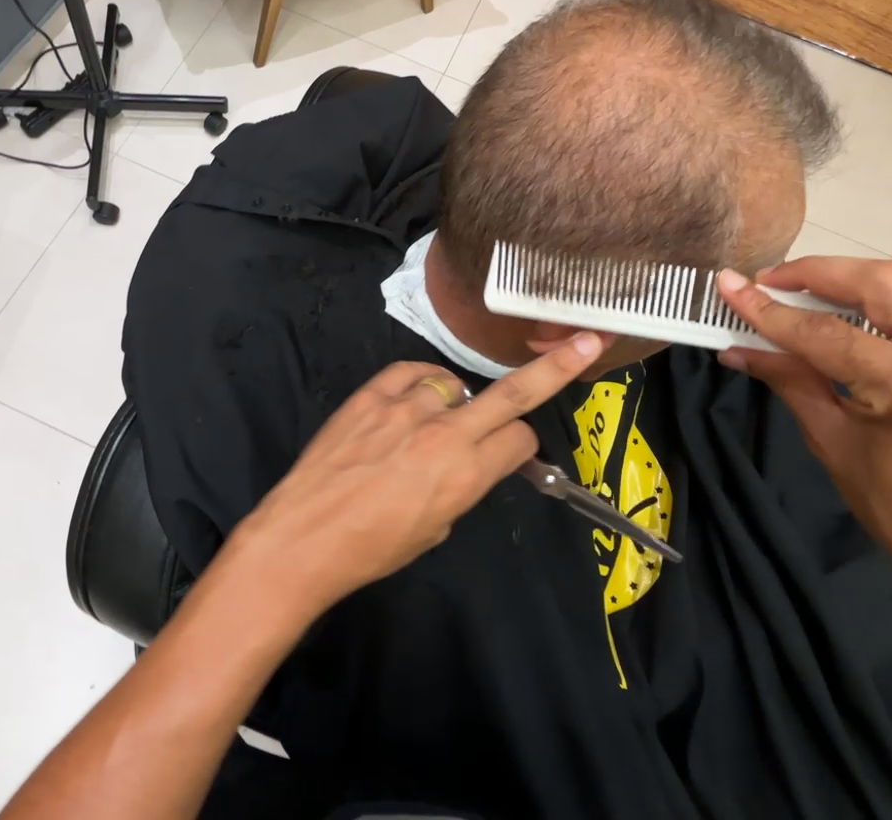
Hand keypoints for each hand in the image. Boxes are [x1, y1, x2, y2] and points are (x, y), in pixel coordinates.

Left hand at [228, 332, 605, 618]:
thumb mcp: (435, 529)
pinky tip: (410, 399)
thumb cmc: (373, 549)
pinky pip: (410, 371)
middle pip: (513, 394)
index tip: (509, 454)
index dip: (518, 449)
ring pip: (452, 383)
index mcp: (466, 474)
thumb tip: (469, 463)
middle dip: (555, 369)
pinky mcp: (370, 394)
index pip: (520, 440)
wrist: (304, 536)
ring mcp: (405, 407)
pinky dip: (418, 382)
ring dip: (452, 401)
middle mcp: (444, 432)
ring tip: (427, 424)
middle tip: (586, 342)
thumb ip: (462, 487)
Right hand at [714, 258, 891, 624]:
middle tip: (773, 282)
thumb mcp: (832, 442)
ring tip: (825, 289)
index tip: (728, 286)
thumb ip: (789, 380)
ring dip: (870, 274)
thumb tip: (736, 346)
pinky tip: (891, 308)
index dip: (768, 309)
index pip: (825, 332)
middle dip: (820, 273)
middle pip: (882, 283)